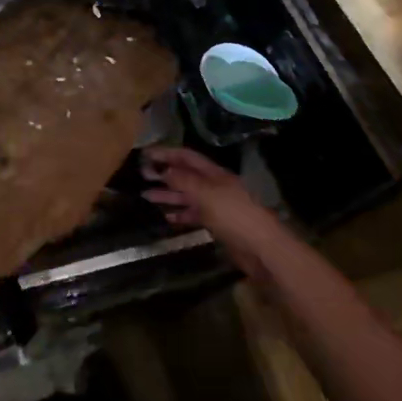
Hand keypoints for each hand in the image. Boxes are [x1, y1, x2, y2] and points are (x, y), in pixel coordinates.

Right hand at [141, 146, 290, 279]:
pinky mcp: (216, 225)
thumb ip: (184, 180)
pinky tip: (166, 217)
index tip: (145, 154)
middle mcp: (214, 186)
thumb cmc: (234, 215)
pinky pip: (193, 215)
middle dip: (164, 174)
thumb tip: (163, 169)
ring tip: (145, 196)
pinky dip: (179, 214)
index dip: (167, 153)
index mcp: (214, 173)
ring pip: (187, 196)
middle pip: (186, 175)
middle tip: (141, 175)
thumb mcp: (206, 193)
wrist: (261, 247)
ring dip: (168, 194)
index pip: (187, 157)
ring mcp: (216, 206)